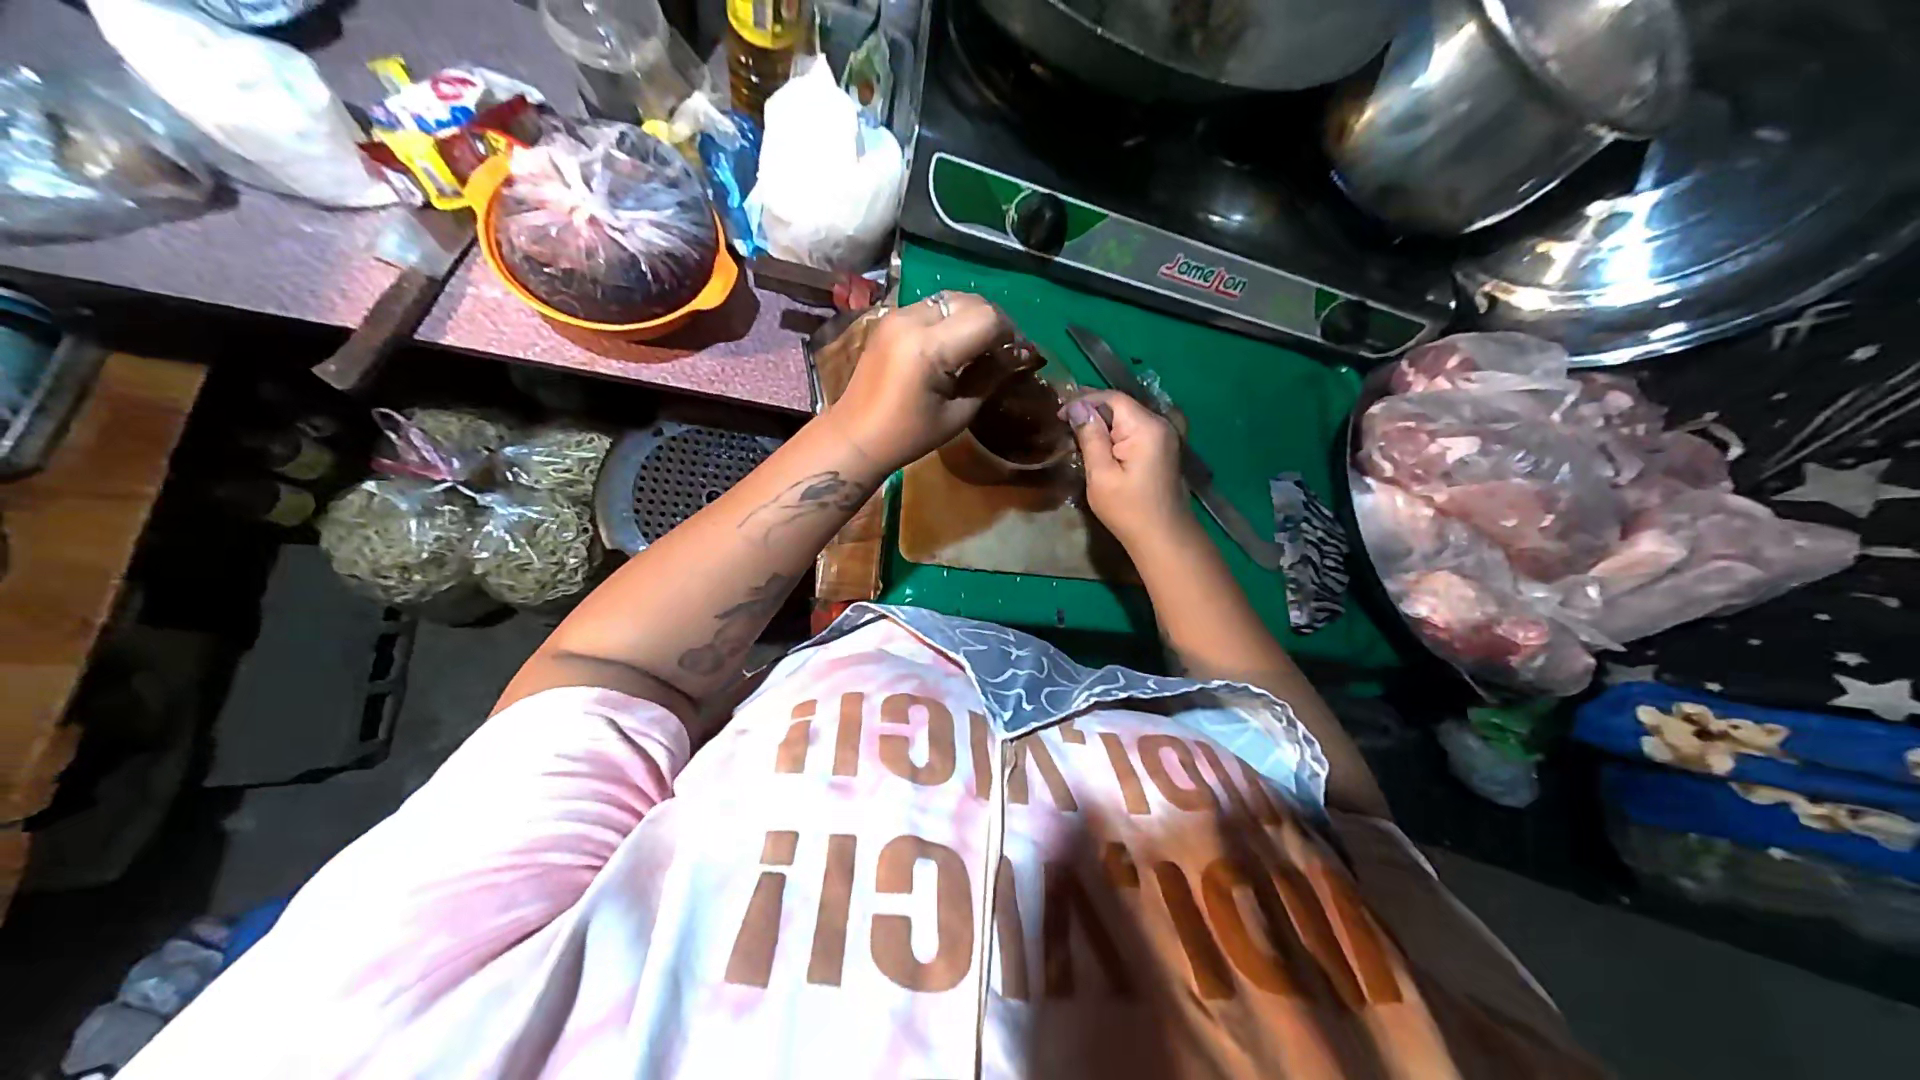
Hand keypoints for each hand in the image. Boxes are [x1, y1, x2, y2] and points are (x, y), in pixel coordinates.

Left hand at [825, 292, 1019, 470]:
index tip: (1017, 355)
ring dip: (971, 317)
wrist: (855, 436)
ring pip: (950, 299)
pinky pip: (931, 306)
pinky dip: (950, 319)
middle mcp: (912, 320)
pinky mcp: (889, 319)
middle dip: (993, 322)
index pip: (987, 319)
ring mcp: (897, 315)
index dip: (1009, 334)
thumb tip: (1020, 355)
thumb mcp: (958, 413)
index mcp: (929, 348)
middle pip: (970, 301)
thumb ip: (990, 377)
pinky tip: (953, 345)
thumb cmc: (908, 435)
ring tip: (979, 347)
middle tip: (1002, 351)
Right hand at [1065, 389, 1193, 549]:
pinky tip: (1098, 444)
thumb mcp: (1101, 474)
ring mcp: (1164, 436)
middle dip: (1092, 409)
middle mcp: (1159, 424)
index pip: (1112, 398)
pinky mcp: (1162, 448)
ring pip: (1127, 417)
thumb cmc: (1128, 509)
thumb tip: (1078, 407)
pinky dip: (1114, 433)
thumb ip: (1090, 437)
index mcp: (1146, 427)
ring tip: (1076, 432)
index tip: (1059, 415)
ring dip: (1102, 422)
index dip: (1084, 400)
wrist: (1163, 537)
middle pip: (1121, 405)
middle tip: (1063, 422)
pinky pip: (1135, 430)